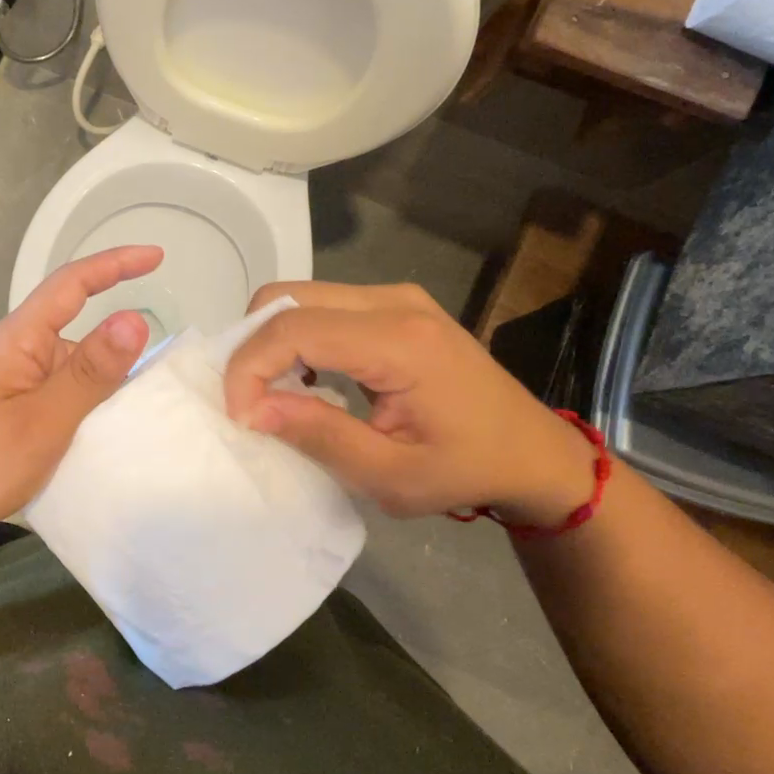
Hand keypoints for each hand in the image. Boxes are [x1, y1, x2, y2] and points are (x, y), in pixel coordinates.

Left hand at [0, 245, 162, 538]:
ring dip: (99, 378)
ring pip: (67, 361)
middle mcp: (10, 349)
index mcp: (15, 340)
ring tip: (135, 410)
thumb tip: (135, 318)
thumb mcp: (46, 421)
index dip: (115, 264)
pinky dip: (82, 397)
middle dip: (115, 341)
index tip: (157, 257)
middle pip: (72, 324)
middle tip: (157, 375)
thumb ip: (90, 372)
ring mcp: (7, 376)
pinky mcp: (6, 401)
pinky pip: (54, 386)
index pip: (70, 284)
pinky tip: (99, 425)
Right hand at [222, 282, 594, 523]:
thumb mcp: (390, 476)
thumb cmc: (467, 470)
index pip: (293, 329)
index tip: (240, 417)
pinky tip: (306, 380)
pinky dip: (295, 338)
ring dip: (271, 343)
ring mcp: (396, 298)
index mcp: (400, 342)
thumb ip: (319, 436)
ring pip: (299, 297)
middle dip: (251, 349)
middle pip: (287, 298)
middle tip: (251, 403)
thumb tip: (251, 410)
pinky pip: (321, 306)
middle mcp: (395, 302)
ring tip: (275, 396)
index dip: (248, 368)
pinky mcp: (394, 306)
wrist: (533, 454)